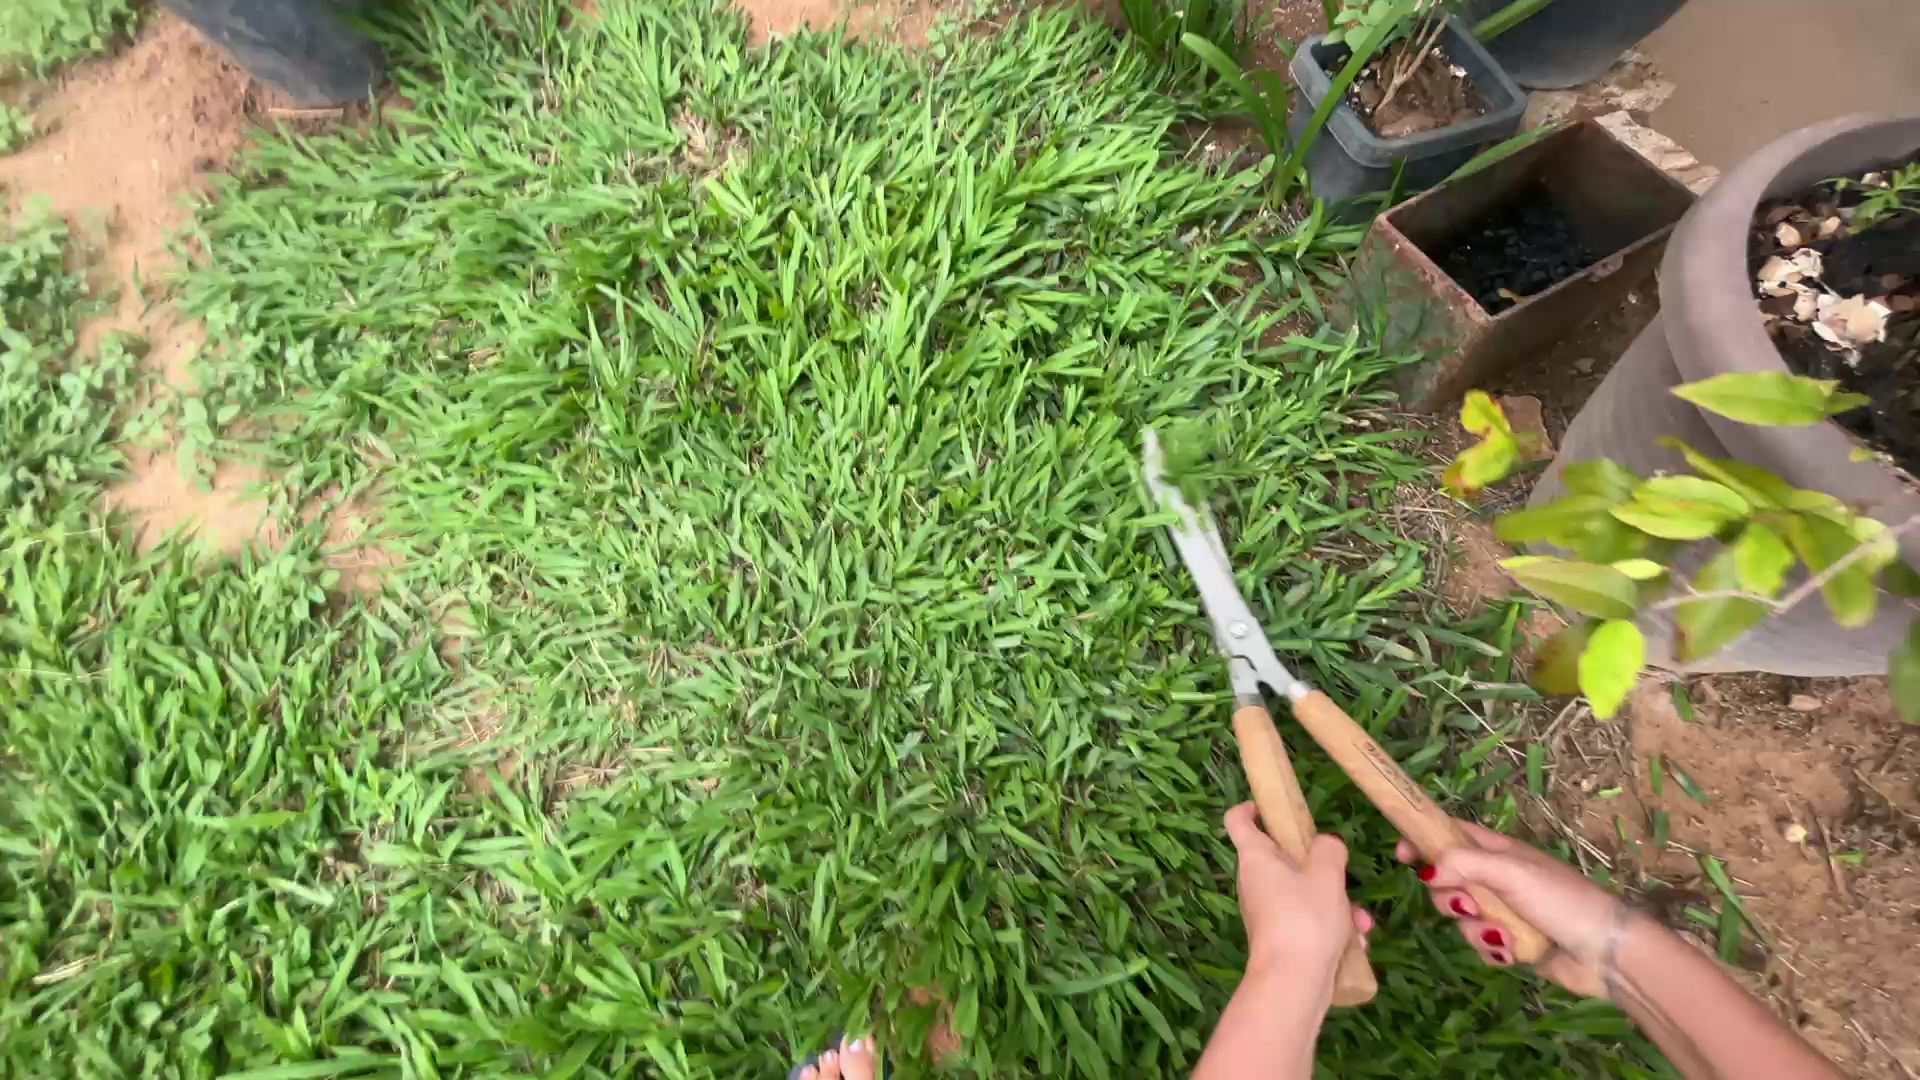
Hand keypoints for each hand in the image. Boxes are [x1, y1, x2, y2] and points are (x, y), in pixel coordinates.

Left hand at [1224, 802, 1372, 985]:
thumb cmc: (1304, 918)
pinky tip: (1358, 945)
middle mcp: (1253, 880)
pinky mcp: (1278, 937)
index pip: (1238, 820)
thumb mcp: (1326, 876)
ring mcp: (1264, 910)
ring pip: (1302, 894)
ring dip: (1335, 904)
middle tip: (1343, 878)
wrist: (1293, 982)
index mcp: (1254, 857)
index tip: (1269, 806)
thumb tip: (1327, 843)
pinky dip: (1331, 928)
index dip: (1250, 807)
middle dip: (1320, 869)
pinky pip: (1306, 921)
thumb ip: (1328, 851)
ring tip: (1361, 923)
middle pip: (1282, 860)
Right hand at [1396, 820, 1631, 997]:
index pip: (1446, 834)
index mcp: (1494, 851)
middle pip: (1443, 878)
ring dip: (1472, 926)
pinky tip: (1510, 952)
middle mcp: (1492, 878)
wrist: (1609, 954)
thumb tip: (1424, 869)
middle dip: (1447, 895)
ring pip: (1457, 914)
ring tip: (1499, 934)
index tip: (1401, 854)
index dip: (1420, 839)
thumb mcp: (1510, 871)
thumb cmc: (1561, 899)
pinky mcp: (1506, 942)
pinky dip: (1489, 948)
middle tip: (1465, 904)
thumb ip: (1462, 863)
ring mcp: (1499, 910)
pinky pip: (1476, 942)